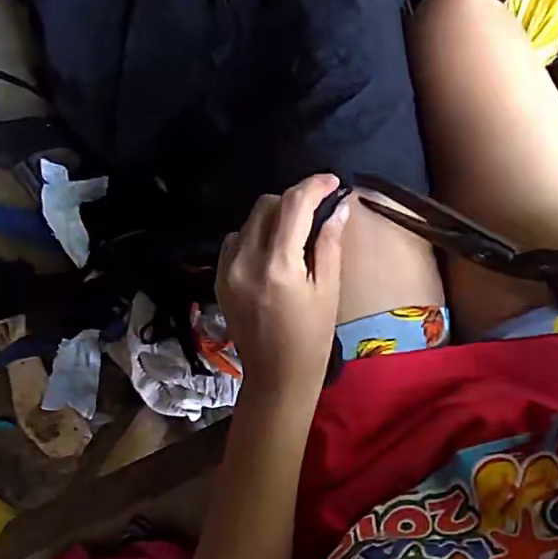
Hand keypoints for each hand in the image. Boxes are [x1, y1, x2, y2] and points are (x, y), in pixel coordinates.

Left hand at [217, 174, 350, 391]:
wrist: (277, 376)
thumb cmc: (312, 337)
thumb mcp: (328, 291)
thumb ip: (330, 245)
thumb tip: (339, 208)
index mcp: (278, 266)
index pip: (293, 205)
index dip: (314, 186)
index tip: (332, 182)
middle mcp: (245, 261)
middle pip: (267, 205)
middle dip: (294, 199)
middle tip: (319, 208)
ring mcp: (227, 269)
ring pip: (249, 220)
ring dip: (274, 216)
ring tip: (296, 232)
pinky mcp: (219, 278)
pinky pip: (235, 240)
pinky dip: (255, 235)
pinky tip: (272, 250)